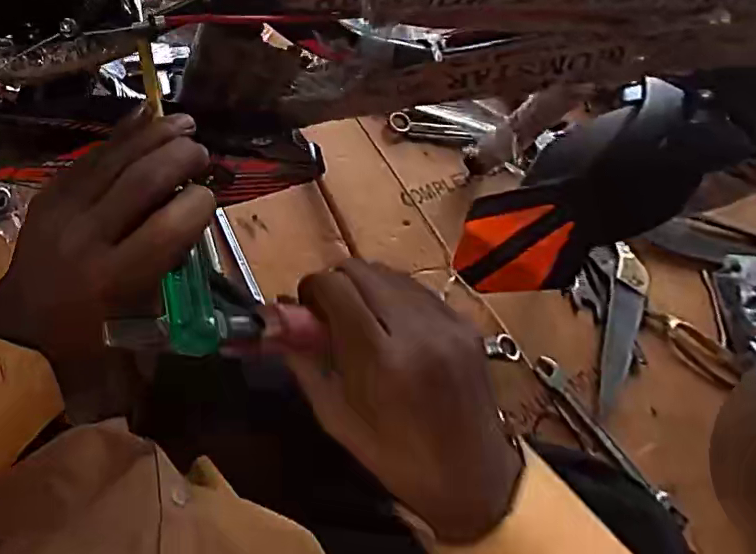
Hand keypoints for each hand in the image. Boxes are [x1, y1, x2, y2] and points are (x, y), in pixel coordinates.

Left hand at [0, 110, 214, 376]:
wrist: (20, 326)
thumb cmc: (87, 336)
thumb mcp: (135, 320)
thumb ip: (165, 268)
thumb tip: (191, 214)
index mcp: (111, 279)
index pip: (163, 232)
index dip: (194, 206)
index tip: (209, 195)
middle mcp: (85, 237)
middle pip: (139, 184)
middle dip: (177, 158)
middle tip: (202, 150)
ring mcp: (62, 210)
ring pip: (113, 160)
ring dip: (151, 136)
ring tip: (182, 122)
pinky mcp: (48, 193)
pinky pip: (89, 158)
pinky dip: (119, 137)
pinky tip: (141, 118)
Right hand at [275, 260, 523, 543]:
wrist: (482, 486)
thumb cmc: (398, 458)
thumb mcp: (335, 416)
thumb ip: (302, 360)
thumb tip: (273, 318)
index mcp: (384, 358)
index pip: (333, 285)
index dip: (311, 289)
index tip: (307, 309)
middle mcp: (418, 332)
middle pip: (357, 269)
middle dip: (334, 284)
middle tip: (330, 313)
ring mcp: (447, 325)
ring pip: (385, 272)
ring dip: (363, 286)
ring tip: (362, 318)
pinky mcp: (466, 324)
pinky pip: (413, 286)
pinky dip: (392, 295)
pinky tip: (392, 324)